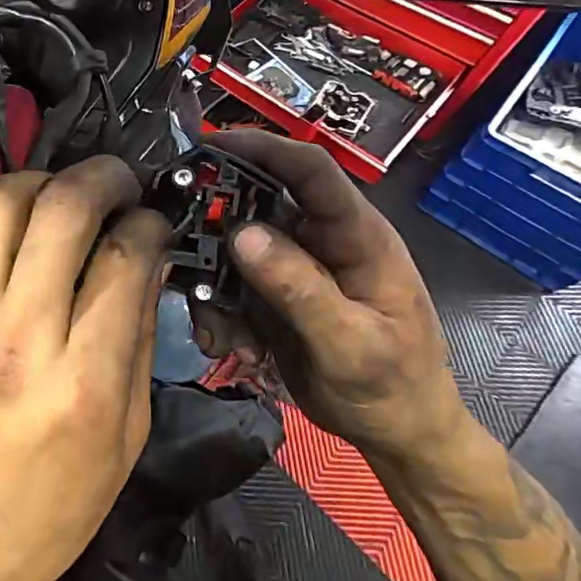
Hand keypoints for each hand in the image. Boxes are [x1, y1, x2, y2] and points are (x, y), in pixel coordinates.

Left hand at [0, 158, 170, 580]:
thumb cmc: (52, 499)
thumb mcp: (129, 432)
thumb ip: (141, 333)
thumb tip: (150, 254)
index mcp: (82, 380)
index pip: (123, 258)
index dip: (148, 223)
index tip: (153, 223)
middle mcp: (16, 337)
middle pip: (62, 211)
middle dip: (104, 178)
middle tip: (120, 184)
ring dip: (42, 180)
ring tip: (63, 195)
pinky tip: (14, 212)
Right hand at [198, 130, 467, 462]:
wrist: (400, 435)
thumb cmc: (393, 388)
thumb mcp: (350, 345)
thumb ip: (300, 289)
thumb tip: (242, 234)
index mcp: (356, 235)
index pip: (312, 171)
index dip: (264, 149)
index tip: (210, 146)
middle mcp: (322, 239)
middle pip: (262, 202)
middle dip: (219, 222)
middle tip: (180, 240)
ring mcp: (298, 265)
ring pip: (239, 246)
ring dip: (216, 283)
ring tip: (217, 331)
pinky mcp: (277, 292)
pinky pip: (235, 283)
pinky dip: (220, 309)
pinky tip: (228, 345)